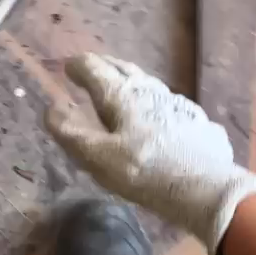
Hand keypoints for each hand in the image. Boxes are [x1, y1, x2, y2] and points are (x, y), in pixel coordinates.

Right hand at [46, 51, 255, 254]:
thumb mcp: (96, 157)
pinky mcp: (198, 122)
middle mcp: (150, 91)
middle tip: (93, 66)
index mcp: (122, 96)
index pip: (95, 70)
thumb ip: (70, 131)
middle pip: (125, 70)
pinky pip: (170, 105)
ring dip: (131, 82)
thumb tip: (51, 107)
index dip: (79, 66)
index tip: (68, 66)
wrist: (204, 189)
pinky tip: (158, 115)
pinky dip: (155, 104)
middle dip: (106, 66)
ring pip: (149, 84)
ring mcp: (178, 105)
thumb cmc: (142, 172)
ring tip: (122, 87)